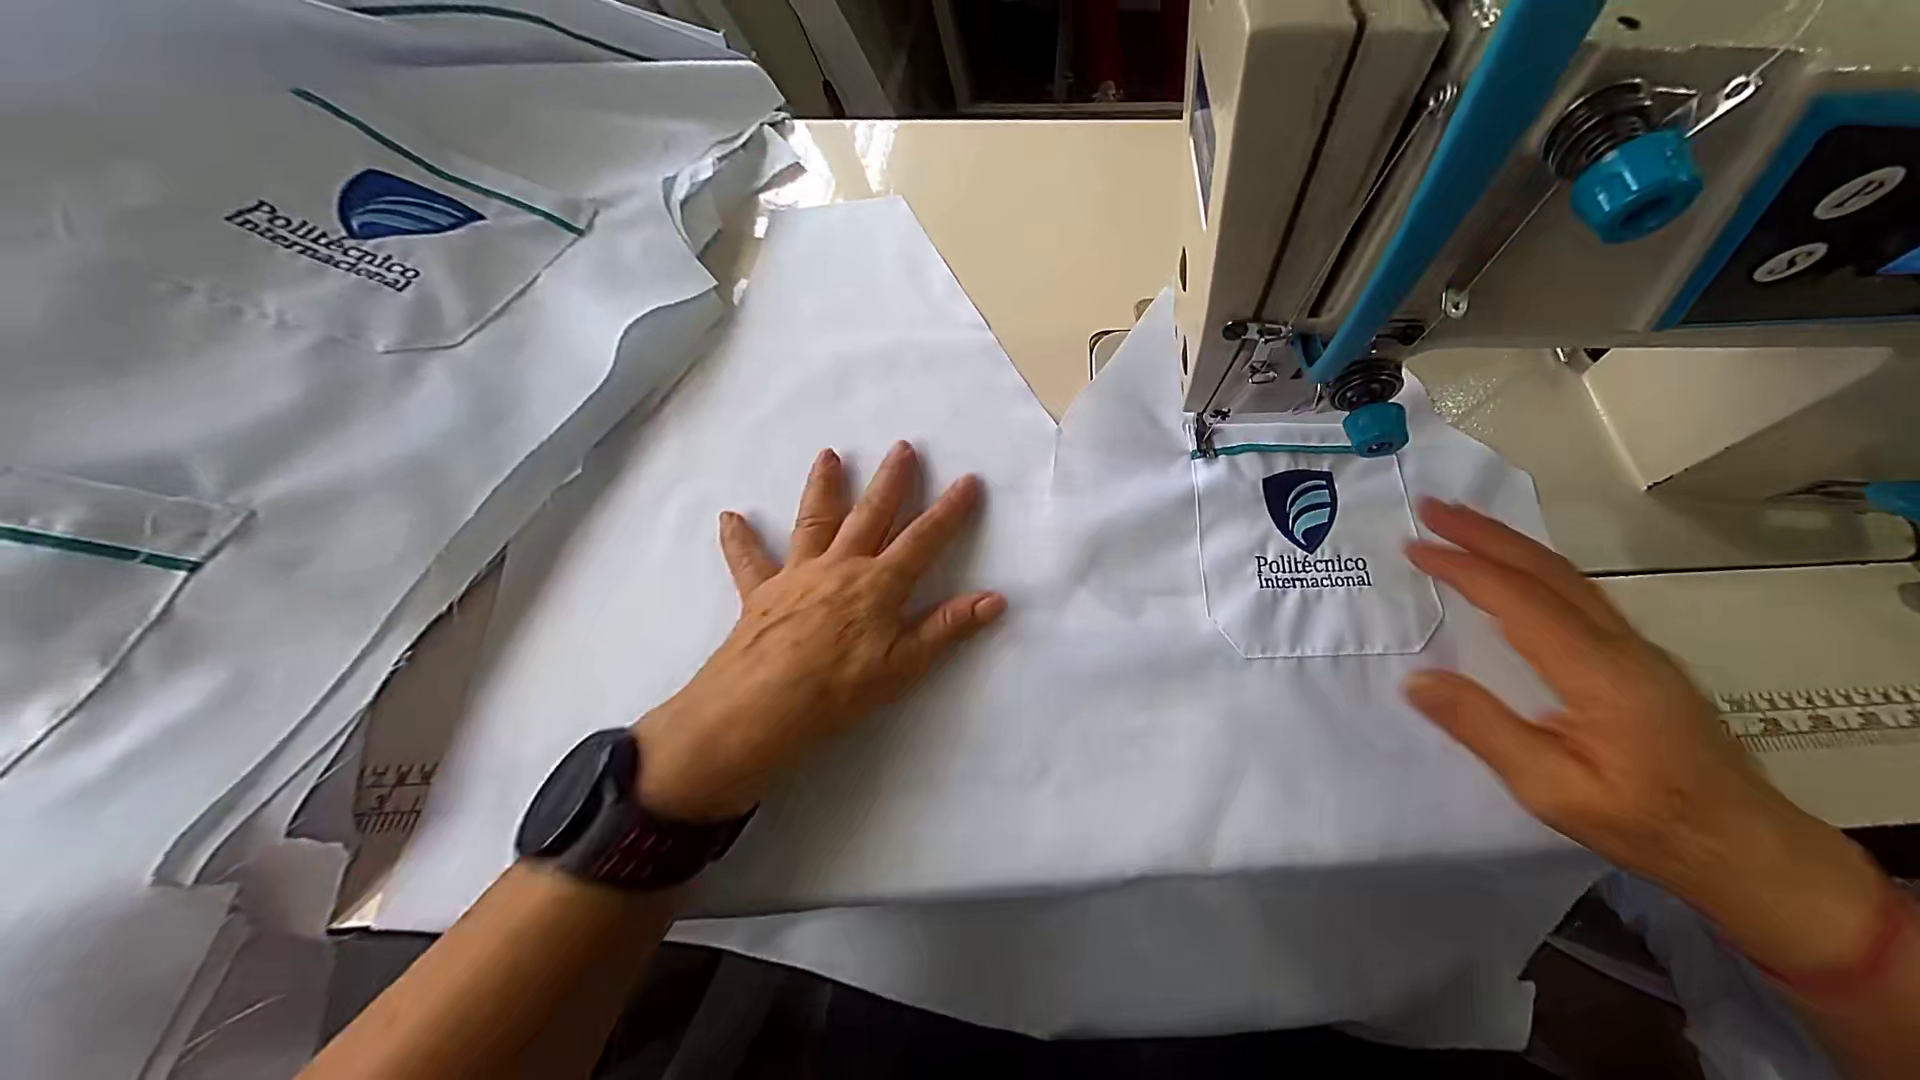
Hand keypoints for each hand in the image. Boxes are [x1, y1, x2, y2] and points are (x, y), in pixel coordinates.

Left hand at [633, 441, 1004, 821]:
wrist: (760, 706)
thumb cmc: (838, 690)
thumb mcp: (903, 666)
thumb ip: (947, 628)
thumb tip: (995, 599)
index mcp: (878, 584)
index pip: (924, 539)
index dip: (950, 510)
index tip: (968, 480)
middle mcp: (840, 566)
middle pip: (871, 514)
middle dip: (891, 481)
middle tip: (902, 446)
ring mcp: (798, 574)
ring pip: (815, 521)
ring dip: (824, 487)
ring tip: (828, 455)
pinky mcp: (761, 592)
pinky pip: (749, 561)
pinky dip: (740, 540)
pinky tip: (730, 518)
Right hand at [1403, 497, 1887, 971]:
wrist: (1746, 850)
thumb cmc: (1644, 822)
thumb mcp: (1549, 788)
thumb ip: (1482, 727)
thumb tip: (1415, 679)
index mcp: (1598, 672)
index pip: (1520, 600)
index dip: (1463, 567)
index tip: (1413, 546)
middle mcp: (1620, 646)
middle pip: (1547, 570)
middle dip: (1485, 532)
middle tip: (1430, 506)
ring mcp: (1635, 649)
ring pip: (1566, 577)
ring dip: (1508, 542)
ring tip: (1459, 523)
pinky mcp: (1636, 660)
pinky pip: (1576, 594)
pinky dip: (1530, 567)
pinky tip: (1509, 570)